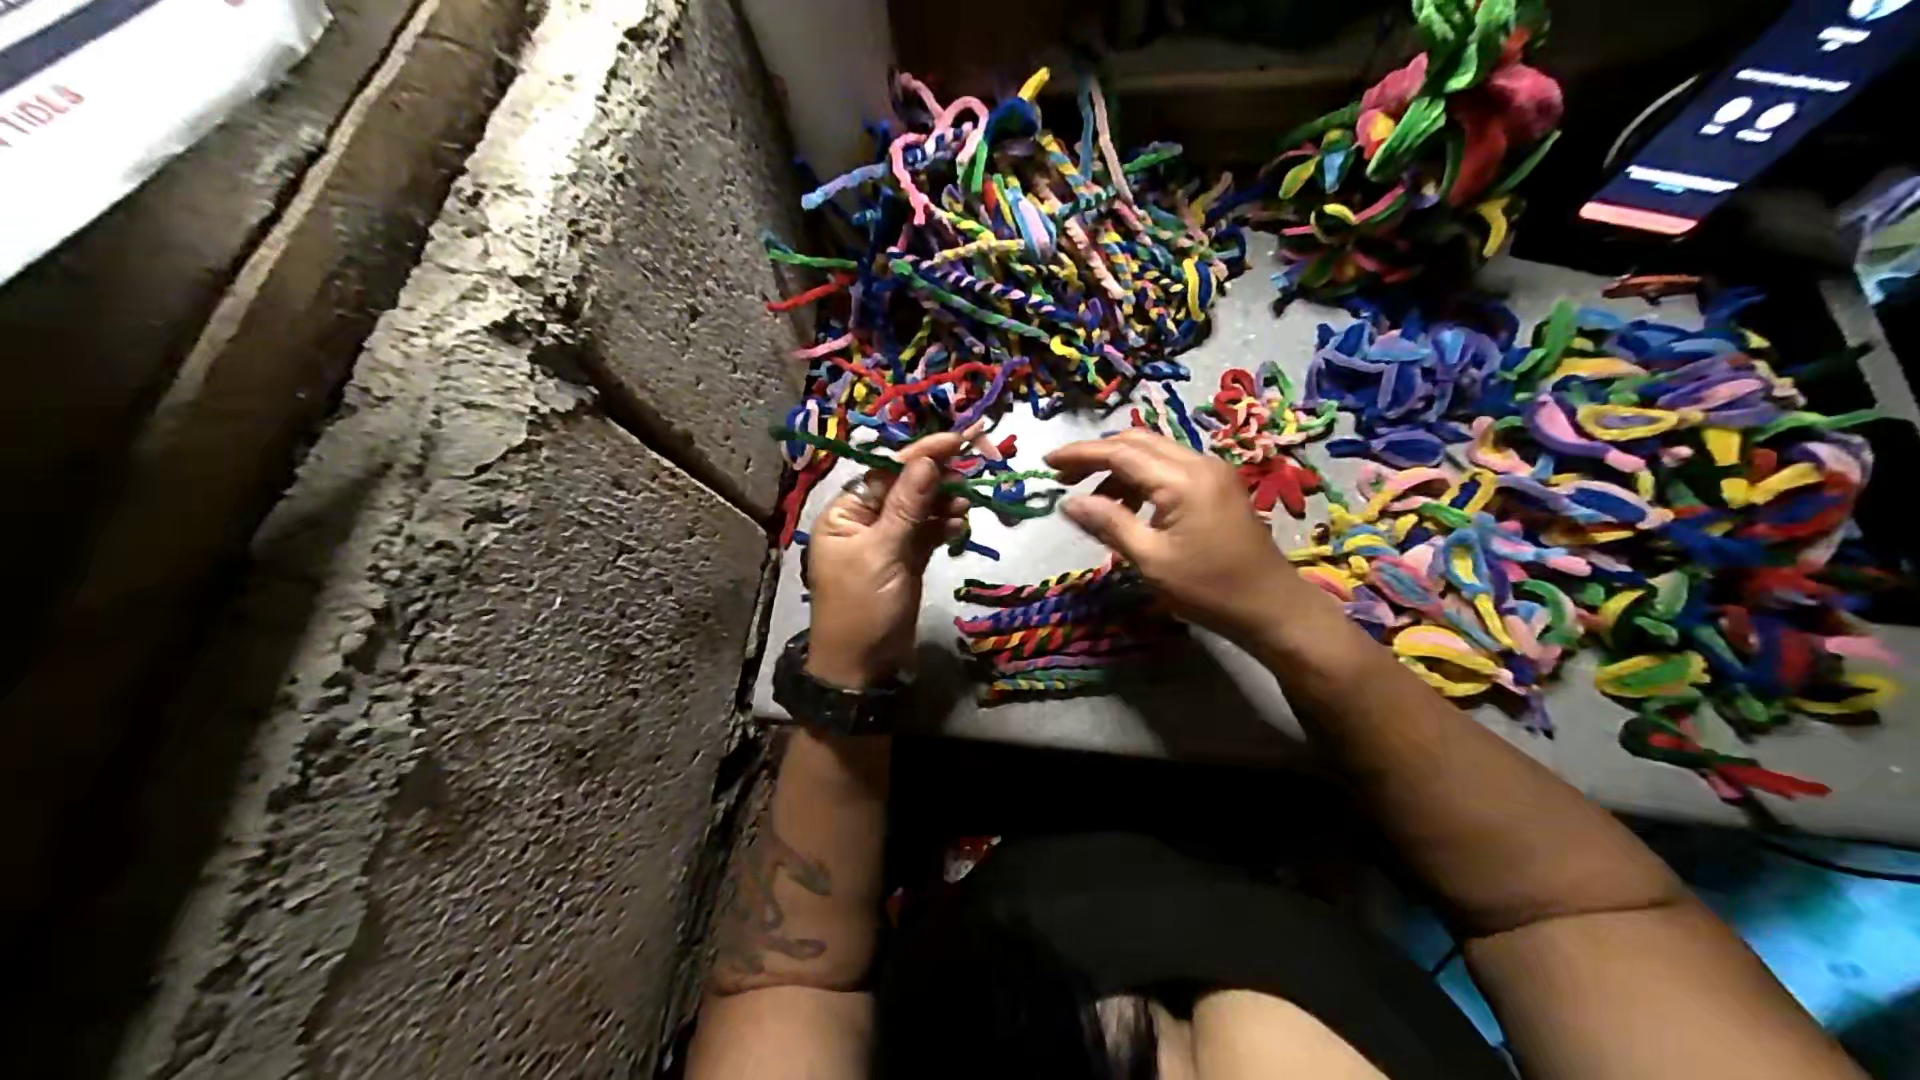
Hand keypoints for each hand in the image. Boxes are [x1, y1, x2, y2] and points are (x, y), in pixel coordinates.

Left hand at [804, 432, 969, 687]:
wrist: (864, 669)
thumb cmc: (862, 609)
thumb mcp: (883, 553)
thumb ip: (907, 506)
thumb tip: (927, 460)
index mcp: (845, 512)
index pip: (885, 471)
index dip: (920, 454)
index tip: (956, 438)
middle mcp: (864, 520)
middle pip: (905, 486)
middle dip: (937, 477)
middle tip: (972, 467)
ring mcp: (887, 541)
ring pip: (920, 509)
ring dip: (944, 503)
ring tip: (967, 504)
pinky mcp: (906, 560)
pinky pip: (928, 532)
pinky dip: (944, 526)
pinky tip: (960, 524)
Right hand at [1046, 430, 1320, 644]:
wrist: (1271, 607)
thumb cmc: (1208, 589)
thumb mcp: (1150, 560)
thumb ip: (1108, 524)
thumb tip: (1067, 503)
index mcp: (1182, 480)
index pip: (1121, 452)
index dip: (1080, 454)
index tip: (1047, 463)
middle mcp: (1199, 464)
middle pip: (1138, 442)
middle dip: (1098, 454)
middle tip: (1065, 478)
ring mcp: (1212, 472)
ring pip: (1154, 452)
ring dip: (1120, 467)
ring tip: (1094, 501)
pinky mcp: (1218, 486)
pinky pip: (1170, 467)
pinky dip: (1142, 478)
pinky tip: (1128, 506)